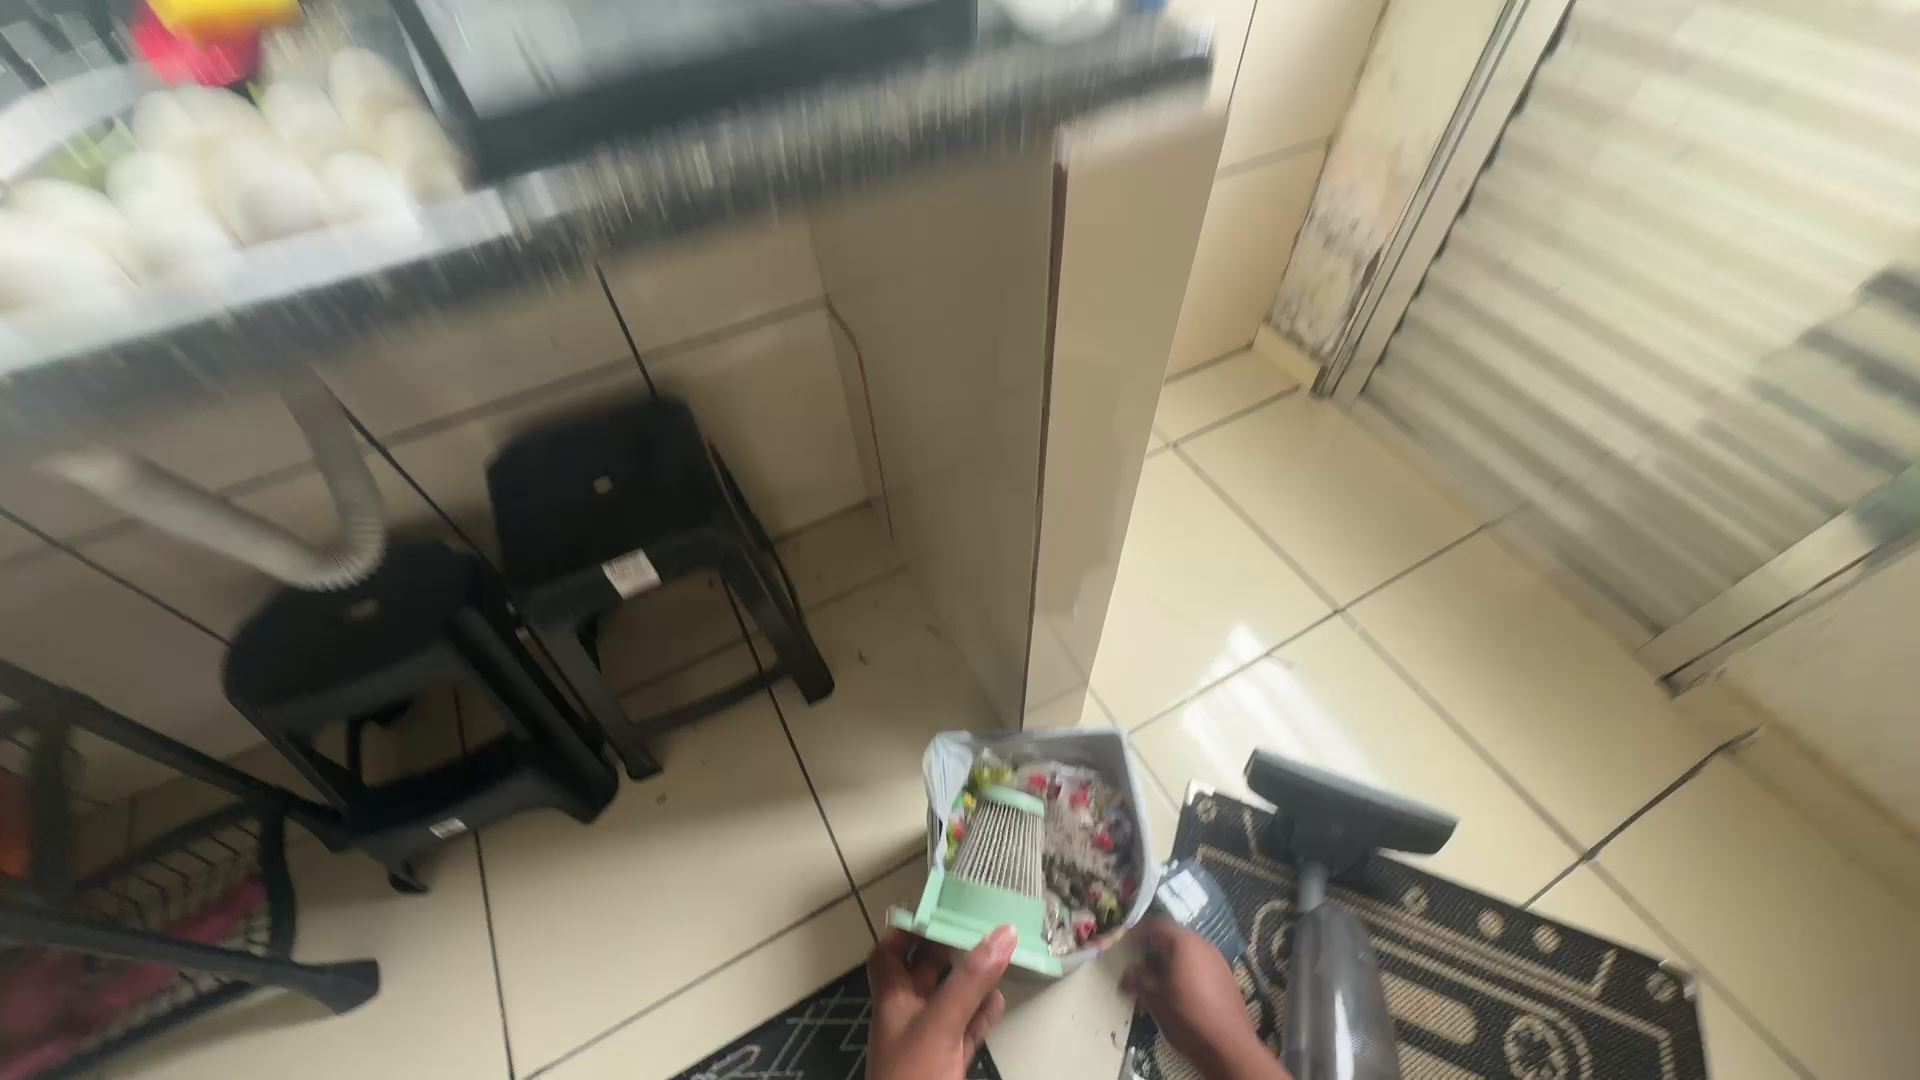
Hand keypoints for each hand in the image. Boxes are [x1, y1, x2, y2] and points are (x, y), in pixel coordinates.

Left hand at [866, 925, 1014, 1079]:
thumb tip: (1003, 931)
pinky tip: (1000, 998)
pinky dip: (982, 1014)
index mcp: (892, 999)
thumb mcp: (940, 1023)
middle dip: (950, 949)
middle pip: (924, 972)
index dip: (907, 931)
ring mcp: (927, 1044)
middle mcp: (907, 1016)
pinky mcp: (947, 1067)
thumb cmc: (913, 1077)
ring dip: (971, 980)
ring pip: (949, 1000)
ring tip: (997, 956)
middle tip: (979, 926)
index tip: (938, 911)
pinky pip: (965, 1031)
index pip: (888, 954)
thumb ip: (970, 979)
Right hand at [1123, 917, 1284, 1079]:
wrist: (1229, 1047)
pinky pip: (1199, 967)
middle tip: (1139, 971)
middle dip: (1152, 953)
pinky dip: (1185, 975)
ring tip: (1157, 988)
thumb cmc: (1186, 1016)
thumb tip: (1128, 972)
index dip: (1137, 932)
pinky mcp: (1226, 978)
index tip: (1125, 946)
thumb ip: (1137, 978)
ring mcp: (1217, 960)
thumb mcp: (1153, 997)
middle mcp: (1201, 943)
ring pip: (1186, 955)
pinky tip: (1179, 996)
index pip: (1154, 924)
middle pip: (1171, 939)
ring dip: (1168, 966)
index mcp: (1182, 941)